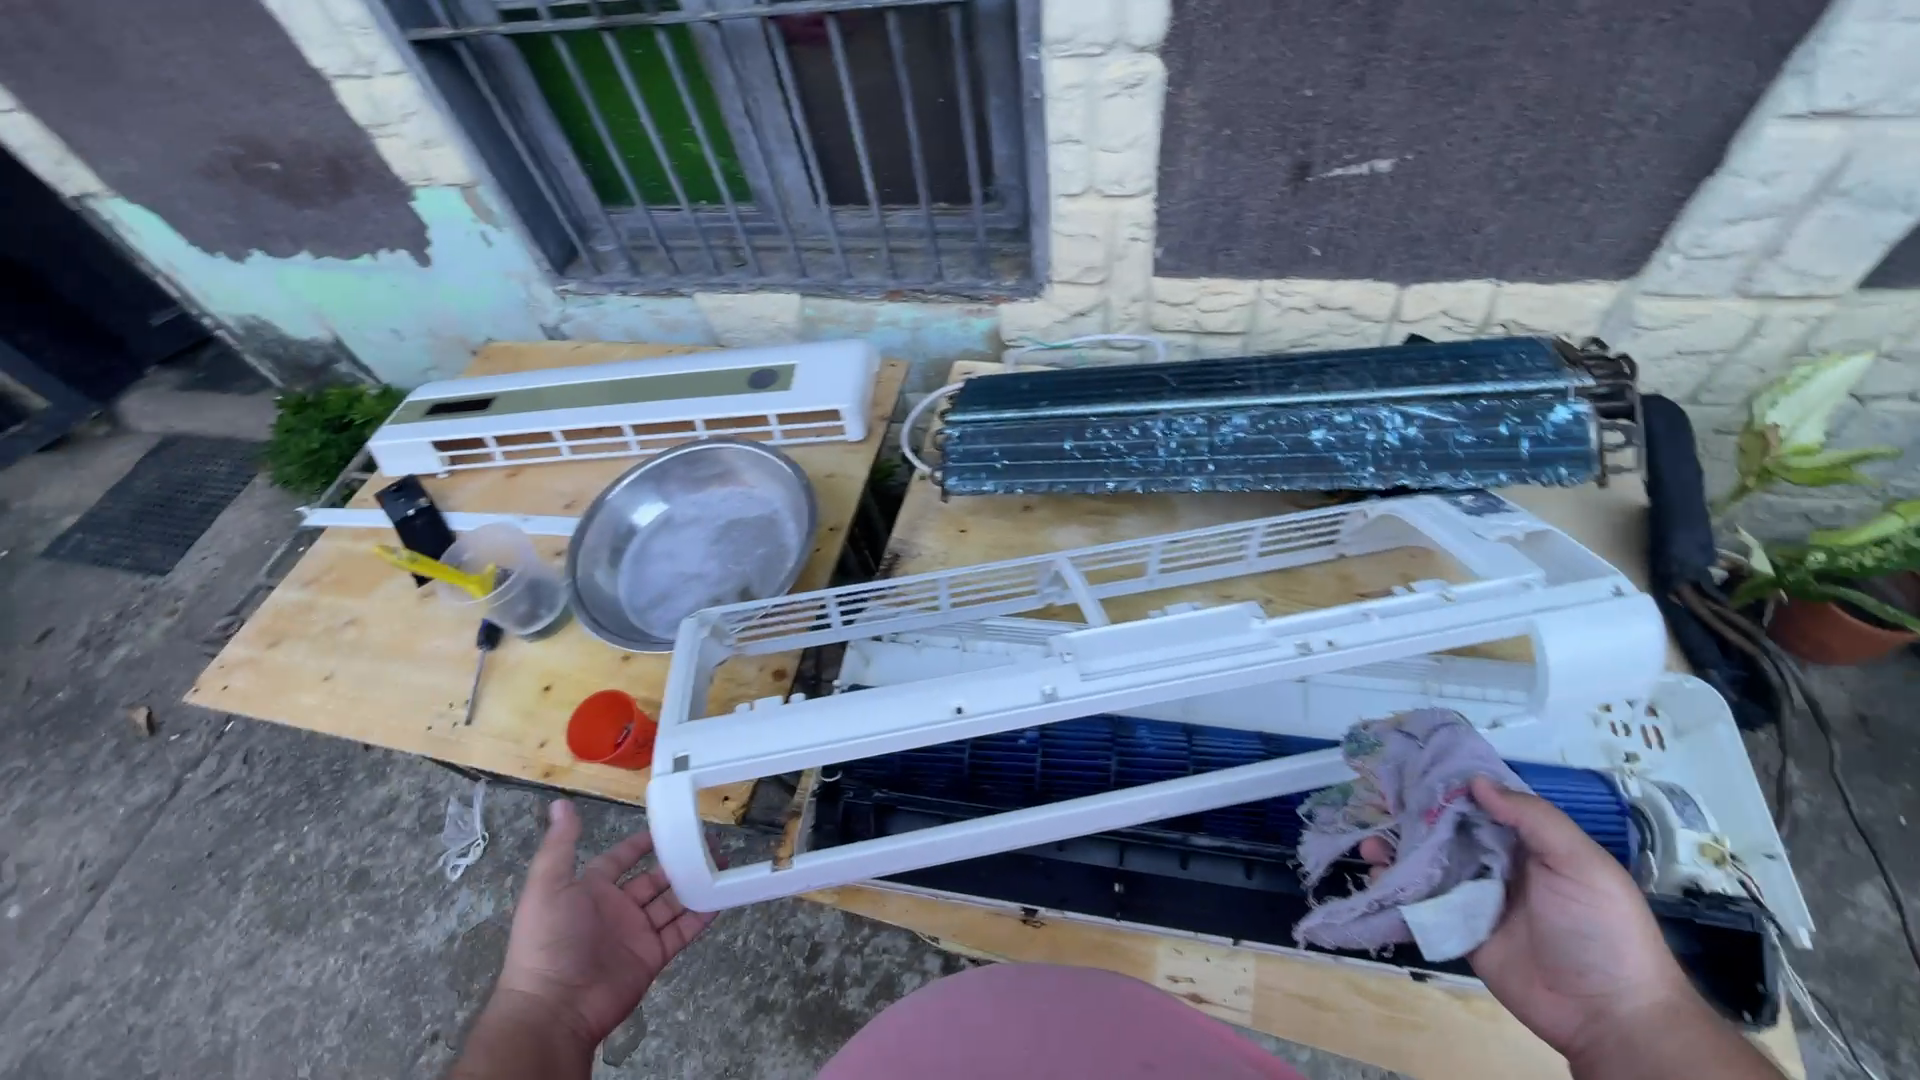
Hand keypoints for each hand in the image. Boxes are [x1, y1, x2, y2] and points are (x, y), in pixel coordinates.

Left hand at [492, 799, 715, 1047]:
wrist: (555, 1007)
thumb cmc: (549, 940)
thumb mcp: (548, 886)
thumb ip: (560, 845)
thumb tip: (560, 803)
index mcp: (590, 891)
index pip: (619, 860)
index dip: (640, 844)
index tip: (668, 826)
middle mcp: (616, 909)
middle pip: (653, 879)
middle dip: (678, 862)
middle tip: (709, 844)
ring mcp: (636, 934)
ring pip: (671, 903)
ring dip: (694, 884)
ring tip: (722, 865)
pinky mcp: (652, 956)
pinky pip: (681, 931)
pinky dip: (701, 916)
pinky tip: (720, 898)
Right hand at [1364, 776, 1694, 1060]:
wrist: (1607, 1013)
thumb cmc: (1602, 929)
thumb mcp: (1581, 864)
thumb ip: (1533, 819)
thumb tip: (1476, 781)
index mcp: (1527, 843)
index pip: (1480, 802)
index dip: (1446, 783)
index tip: (1408, 765)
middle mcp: (1496, 863)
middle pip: (1444, 829)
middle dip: (1410, 812)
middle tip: (1375, 797)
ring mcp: (1474, 895)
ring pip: (1426, 861)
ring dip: (1396, 847)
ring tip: (1370, 841)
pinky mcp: (1457, 927)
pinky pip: (1420, 899)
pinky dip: (1394, 883)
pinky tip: (1375, 872)